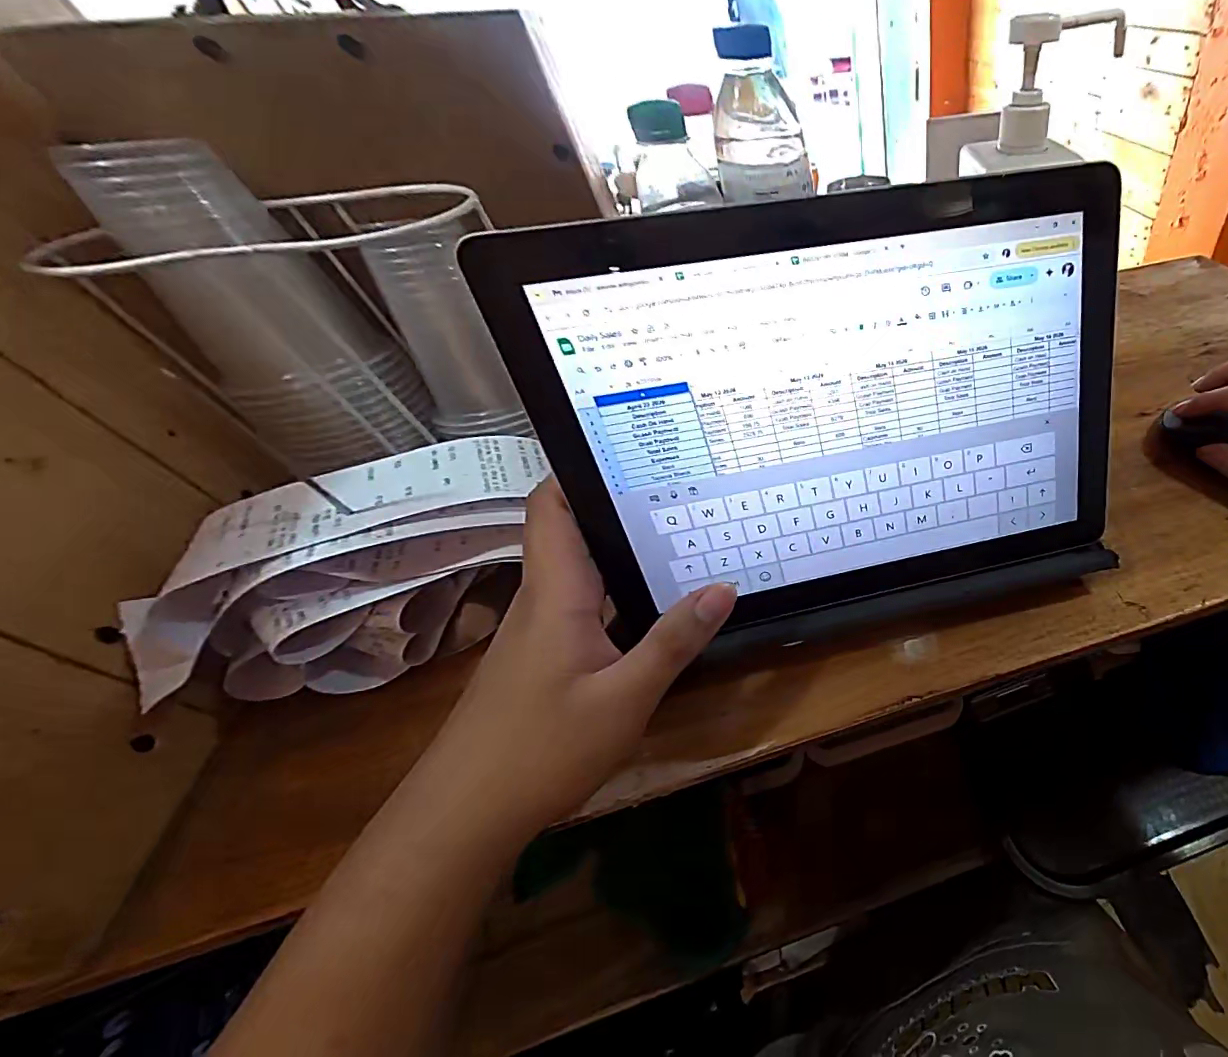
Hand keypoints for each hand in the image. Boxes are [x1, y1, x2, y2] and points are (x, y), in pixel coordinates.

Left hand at [406, 479, 735, 841]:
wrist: (460, 819)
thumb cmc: (539, 750)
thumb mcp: (625, 697)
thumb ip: (673, 639)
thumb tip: (723, 587)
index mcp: (554, 595)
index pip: (553, 509)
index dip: (582, 471)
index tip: (634, 452)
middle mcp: (541, 602)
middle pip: (573, 533)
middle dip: (623, 507)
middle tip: (686, 491)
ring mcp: (538, 633)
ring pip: (581, 571)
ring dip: (624, 550)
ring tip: (683, 535)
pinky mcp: (542, 660)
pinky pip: (584, 605)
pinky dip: (619, 590)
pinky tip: (655, 604)